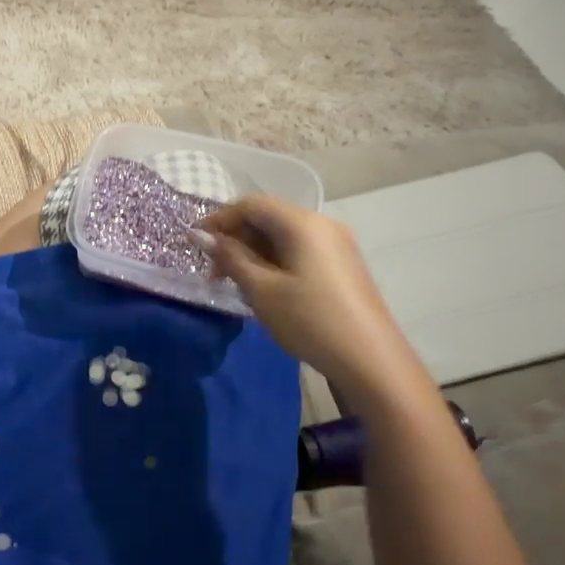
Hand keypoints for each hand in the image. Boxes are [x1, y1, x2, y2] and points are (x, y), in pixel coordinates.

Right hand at [193, 195, 419, 393]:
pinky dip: (274, 260)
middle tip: (214, 273)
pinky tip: (264, 286)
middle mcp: (322, 223)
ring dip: (253, 252)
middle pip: (267, 217)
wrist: (370, 359)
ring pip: (282, 235)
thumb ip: (229, 257)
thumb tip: (200, 236)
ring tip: (235, 283)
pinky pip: (298, 249)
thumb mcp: (260, 290)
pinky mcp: (342, 262)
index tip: (194, 246)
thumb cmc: (309, 321)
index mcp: (302, 223)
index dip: (218, 220)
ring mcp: (337, 243)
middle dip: (235, 238)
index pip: (250, 205)